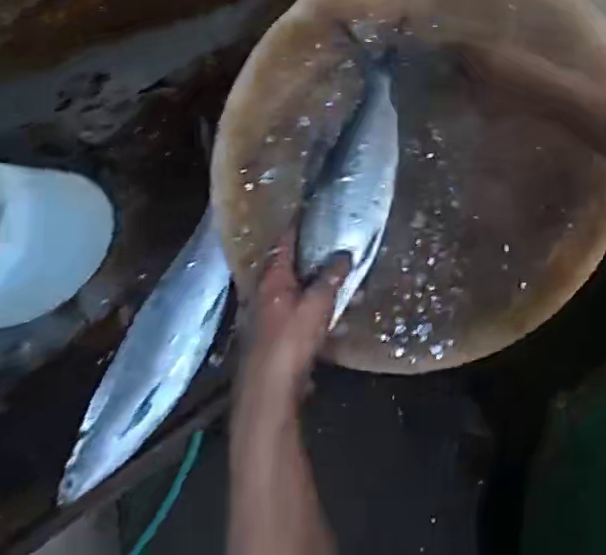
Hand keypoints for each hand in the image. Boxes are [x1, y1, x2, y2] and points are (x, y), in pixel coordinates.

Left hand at [236, 233, 350, 420]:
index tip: (311, 211)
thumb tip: (343, 254)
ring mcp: (262, 316)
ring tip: (333, 278)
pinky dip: (307, 305)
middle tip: (328, 244)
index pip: (284, 241)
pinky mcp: (269, 337)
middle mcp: (261, 292)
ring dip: (308, 283)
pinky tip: (325, 314)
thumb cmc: (290, 342)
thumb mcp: (318, 304)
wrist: (267, 393)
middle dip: (305, 255)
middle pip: (284, 266)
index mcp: (271, 278)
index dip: (297, 225)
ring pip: (288, 289)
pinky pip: (291, 311)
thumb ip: (331, 277)